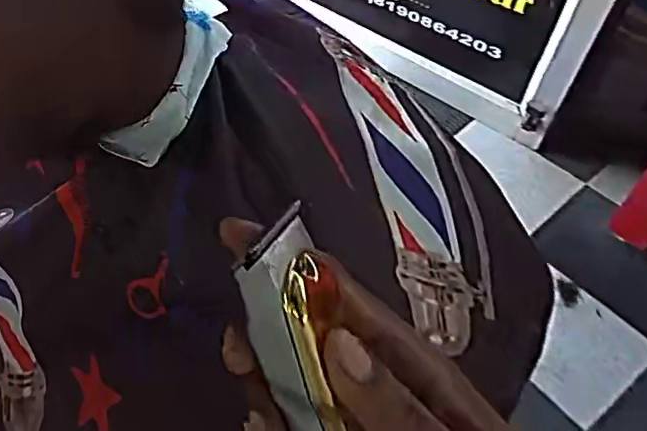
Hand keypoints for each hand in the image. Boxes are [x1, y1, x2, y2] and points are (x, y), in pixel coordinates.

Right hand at [219, 218, 506, 430]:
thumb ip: (399, 401)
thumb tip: (339, 341)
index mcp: (410, 361)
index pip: (340, 288)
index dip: (285, 254)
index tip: (236, 234)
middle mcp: (376, 377)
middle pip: (302, 329)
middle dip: (260, 330)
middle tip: (238, 350)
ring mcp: (356, 408)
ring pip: (290, 373)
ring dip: (261, 380)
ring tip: (258, 408)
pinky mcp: (339, 424)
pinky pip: (294, 412)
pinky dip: (270, 414)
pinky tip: (264, 424)